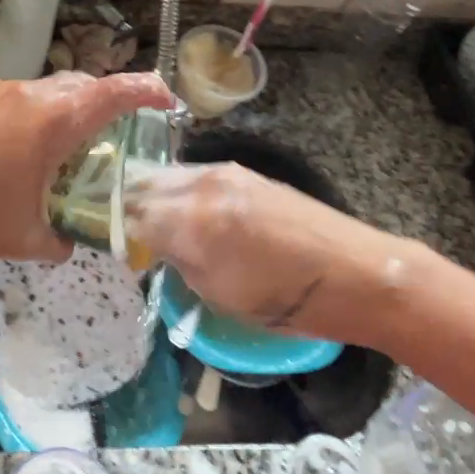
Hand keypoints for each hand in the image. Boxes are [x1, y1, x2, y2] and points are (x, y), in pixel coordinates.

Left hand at [0, 71, 175, 262]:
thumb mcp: (24, 239)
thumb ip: (61, 239)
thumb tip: (71, 242)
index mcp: (51, 123)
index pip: (112, 94)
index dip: (144, 90)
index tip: (165, 97)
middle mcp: (27, 94)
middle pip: (79, 87)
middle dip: (100, 105)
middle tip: (104, 137)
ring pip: (42, 91)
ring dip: (56, 114)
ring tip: (45, 152)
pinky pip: (9, 96)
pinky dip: (21, 116)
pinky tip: (1, 149)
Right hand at [125, 162, 417, 346]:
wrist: (354, 273)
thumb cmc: (288, 301)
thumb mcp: (221, 296)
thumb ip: (180, 264)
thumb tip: (156, 249)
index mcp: (192, 224)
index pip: (133, 219)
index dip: (120, 236)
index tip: (119, 251)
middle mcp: (201, 187)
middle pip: (144, 188)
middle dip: (130, 208)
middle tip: (128, 232)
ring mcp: (223, 173)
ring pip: (167, 175)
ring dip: (152, 194)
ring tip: (152, 220)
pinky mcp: (243, 172)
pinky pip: (192, 173)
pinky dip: (178, 188)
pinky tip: (183, 208)